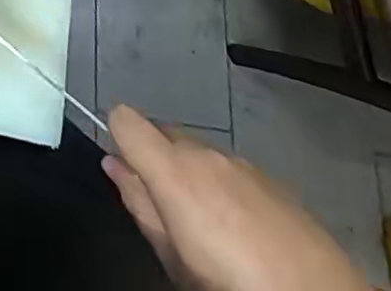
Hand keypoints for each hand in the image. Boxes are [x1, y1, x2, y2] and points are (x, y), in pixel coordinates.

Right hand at [101, 105, 368, 290]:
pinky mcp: (275, 179)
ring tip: (210, 226)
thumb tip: (114, 166)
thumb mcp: (174, 259)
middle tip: (167, 209)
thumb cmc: (232, 286)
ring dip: (192, 172)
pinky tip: (244, 230)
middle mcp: (205, 152)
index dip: (118, 138)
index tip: (127, 172)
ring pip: (198, 151)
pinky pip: (231, 169)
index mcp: (173, 168)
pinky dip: (225, 186)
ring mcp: (243, 163)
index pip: (124, 118)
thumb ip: (140, 205)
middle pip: (162, 132)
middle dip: (156, 158)